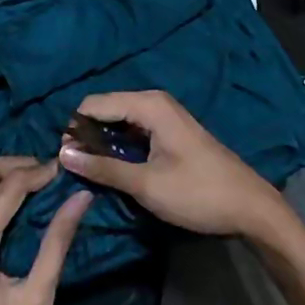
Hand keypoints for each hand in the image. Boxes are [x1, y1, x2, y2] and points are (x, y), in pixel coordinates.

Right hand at [58, 91, 287, 239]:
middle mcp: (154, 101)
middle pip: (105, 108)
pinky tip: (109, 168)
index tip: (59, 160)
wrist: (246, 203)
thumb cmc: (196, 192)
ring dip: (100, 141)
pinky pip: (132, 129)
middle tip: (69, 168)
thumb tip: (62, 154)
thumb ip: (104, 167)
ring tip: (84, 171)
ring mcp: (163, 115)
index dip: (73, 129)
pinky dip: (117, 145)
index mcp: (149, 104)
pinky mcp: (168, 131)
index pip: (94, 104)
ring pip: (118, 120)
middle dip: (84, 134)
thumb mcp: (146, 184)